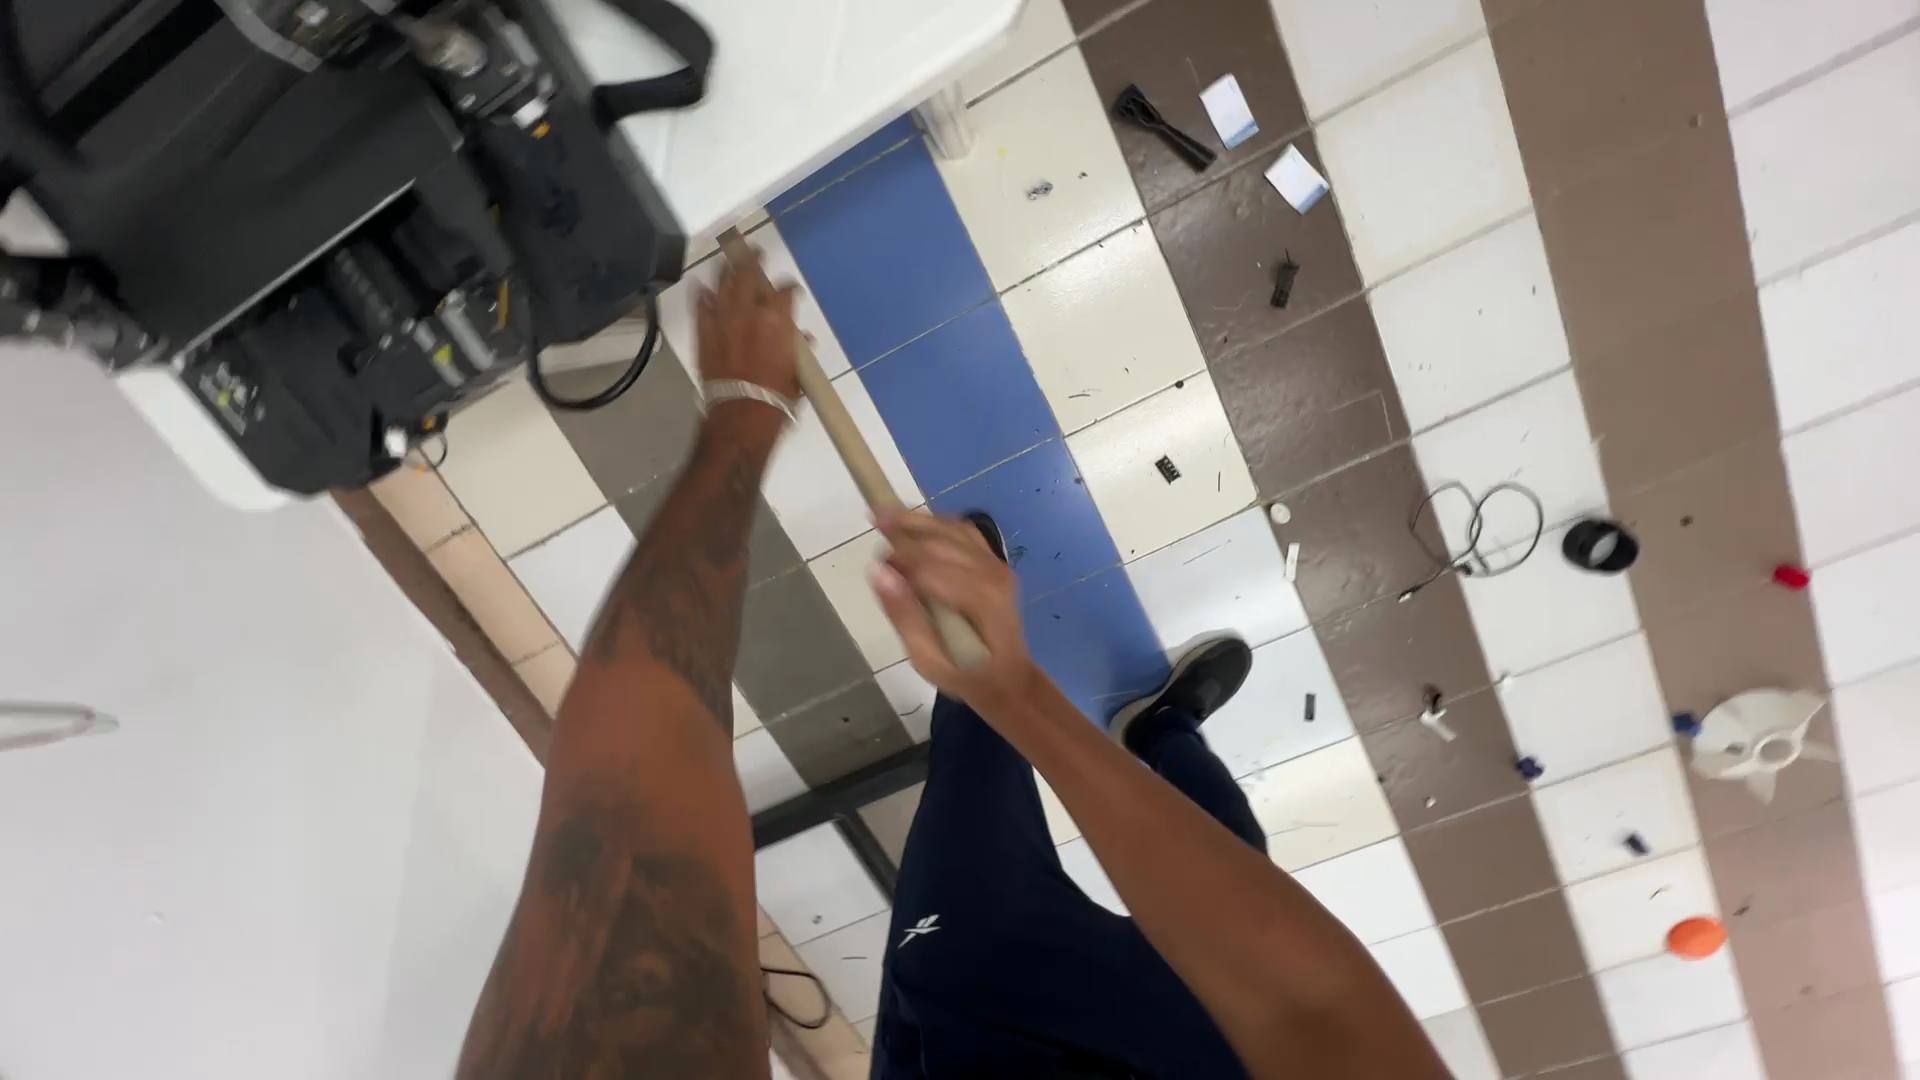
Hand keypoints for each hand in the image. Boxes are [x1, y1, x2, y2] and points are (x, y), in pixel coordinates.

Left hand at [694, 248, 801, 400]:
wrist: (740, 415)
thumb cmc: (777, 399)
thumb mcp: (798, 374)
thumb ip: (798, 351)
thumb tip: (802, 339)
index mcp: (778, 319)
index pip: (785, 291)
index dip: (790, 288)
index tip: (792, 290)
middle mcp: (749, 311)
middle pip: (750, 274)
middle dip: (754, 259)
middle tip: (754, 250)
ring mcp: (723, 319)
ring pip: (723, 283)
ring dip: (726, 269)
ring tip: (728, 259)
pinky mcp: (703, 332)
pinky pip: (700, 305)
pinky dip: (703, 296)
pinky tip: (703, 289)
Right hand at [871, 512, 1040, 714]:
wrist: (1009, 679)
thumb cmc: (966, 675)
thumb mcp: (928, 660)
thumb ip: (905, 617)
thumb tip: (880, 574)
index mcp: (980, 600)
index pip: (930, 565)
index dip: (899, 557)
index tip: (876, 562)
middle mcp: (993, 574)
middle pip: (941, 540)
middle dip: (905, 529)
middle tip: (873, 521)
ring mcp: (998, 565)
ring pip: (953, 528)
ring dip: (920, 519)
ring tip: (887, 513)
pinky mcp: (996, 563)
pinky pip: (965, 532)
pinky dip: (939, 523)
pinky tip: (917, 525)